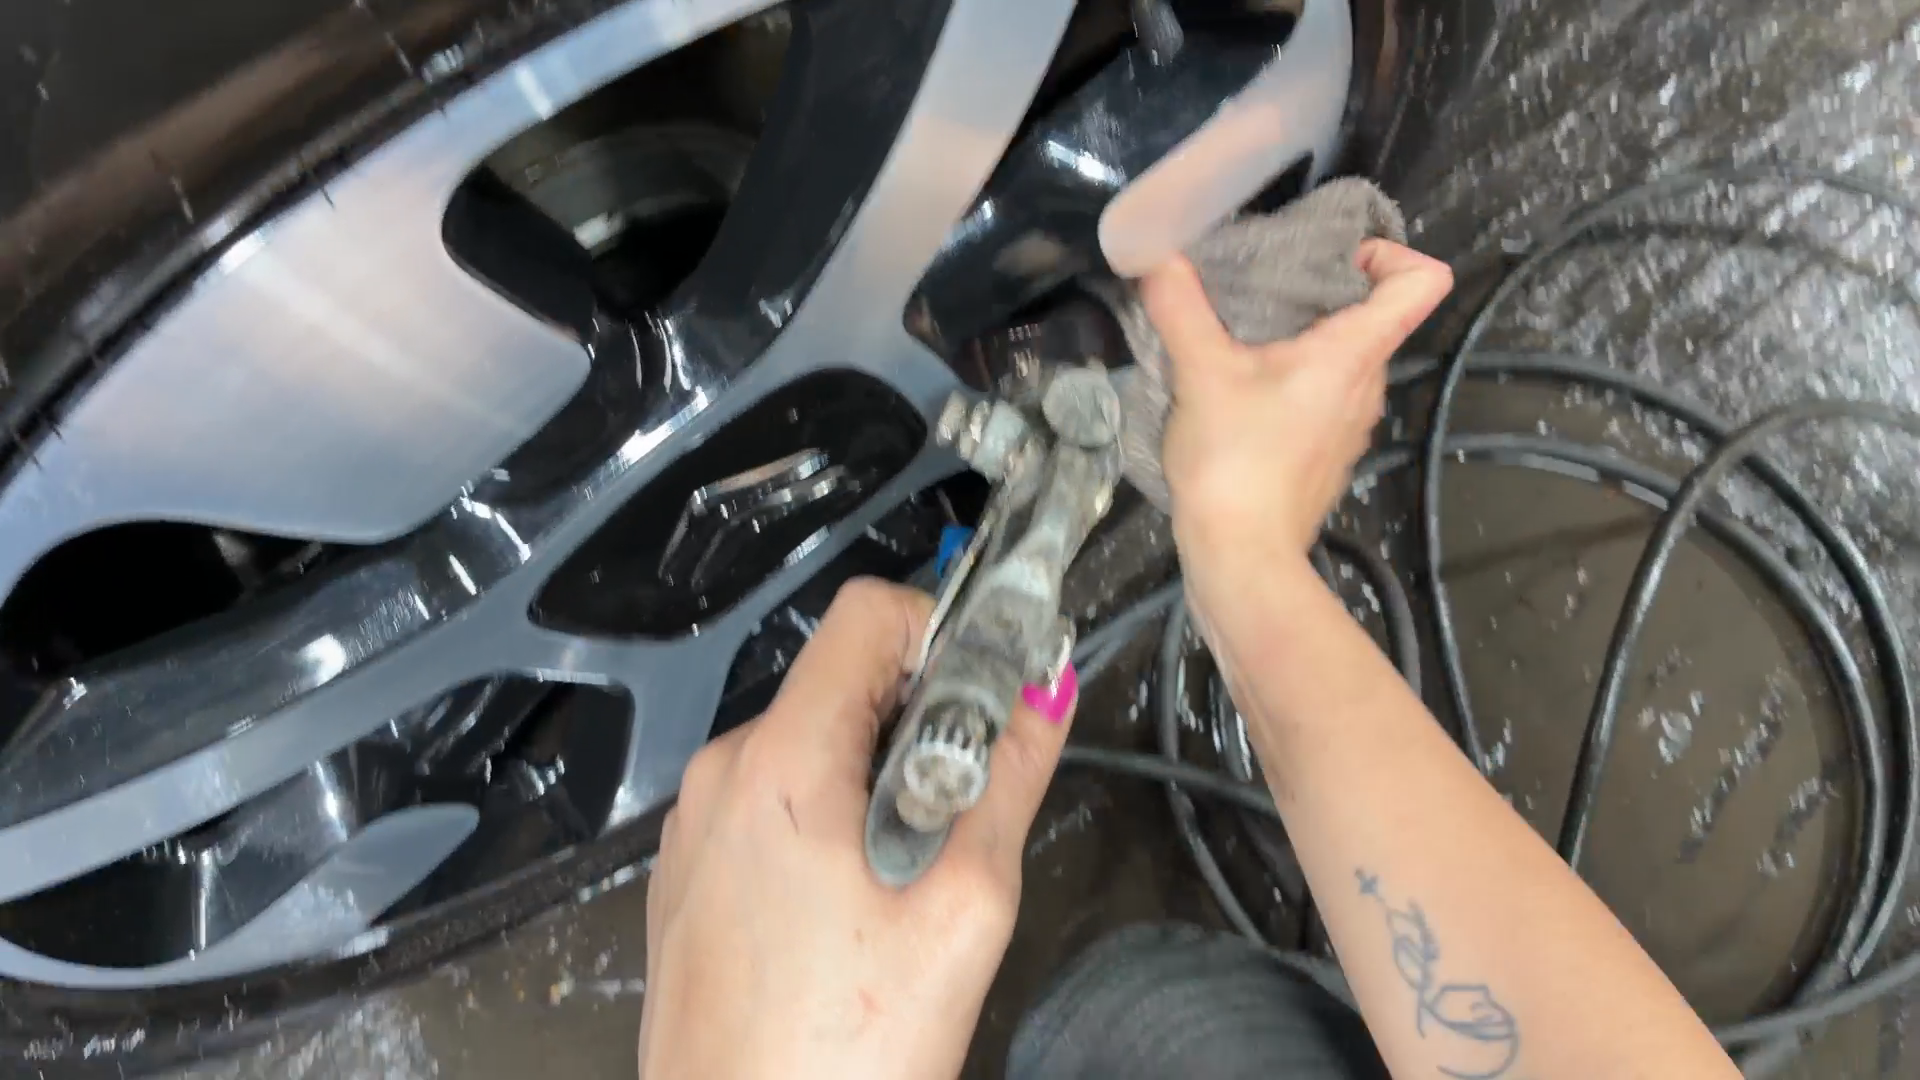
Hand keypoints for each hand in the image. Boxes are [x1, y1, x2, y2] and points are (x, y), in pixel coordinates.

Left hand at [638, 579, 1077, 1079]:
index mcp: (783, 758)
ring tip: (907, 859)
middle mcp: (724, 766)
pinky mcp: (690, 861)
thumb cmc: (856, 1047)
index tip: (979, 697)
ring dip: (875, 765)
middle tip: (957, 795)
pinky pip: (773, 790)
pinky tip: (850, 890)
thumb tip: (1048, 686)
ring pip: (811, 734)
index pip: (866, 613)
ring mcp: (696, 816)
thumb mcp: (966, 904)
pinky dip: (827, 805)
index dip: (937, 632)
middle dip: (916, 712)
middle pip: (841, 675)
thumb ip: (1009, 776)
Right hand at [1142, 239, 1451, 567]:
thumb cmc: (1234, 459)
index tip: (1336, 259)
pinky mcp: (1326, 459)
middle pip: (1373, 320)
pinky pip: (1322, 403)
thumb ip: (1180, 308)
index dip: (1392, 254)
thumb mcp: (1200, 374)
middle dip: (1322, 298)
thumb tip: (1156, 255)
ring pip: (1342, 365)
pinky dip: (1292, 389)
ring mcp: (1350, 429)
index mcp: (1354, 354)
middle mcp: (1368, 387)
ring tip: (1242, 351)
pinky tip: (1242, 405)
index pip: (1422, 280)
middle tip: (1261, 298)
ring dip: (1301, 347)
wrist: (1239, 552)